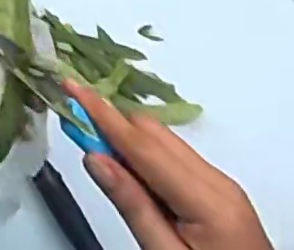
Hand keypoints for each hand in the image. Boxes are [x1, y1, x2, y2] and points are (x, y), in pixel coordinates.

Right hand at [65, 80, 273, 249]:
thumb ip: (133, 207)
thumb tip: (94, 156)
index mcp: (209, 202)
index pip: (143, 145)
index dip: (102, 113)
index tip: (69, 86)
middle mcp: (219, 182)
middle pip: (154, 133)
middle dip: (112, 123)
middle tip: (73, 126)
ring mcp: (223, 186)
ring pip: (163, 140)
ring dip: (126, 137)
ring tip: (96, 150)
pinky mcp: (221, 193)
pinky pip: (174, 156)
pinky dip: (144, 153)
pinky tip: (129, 171)